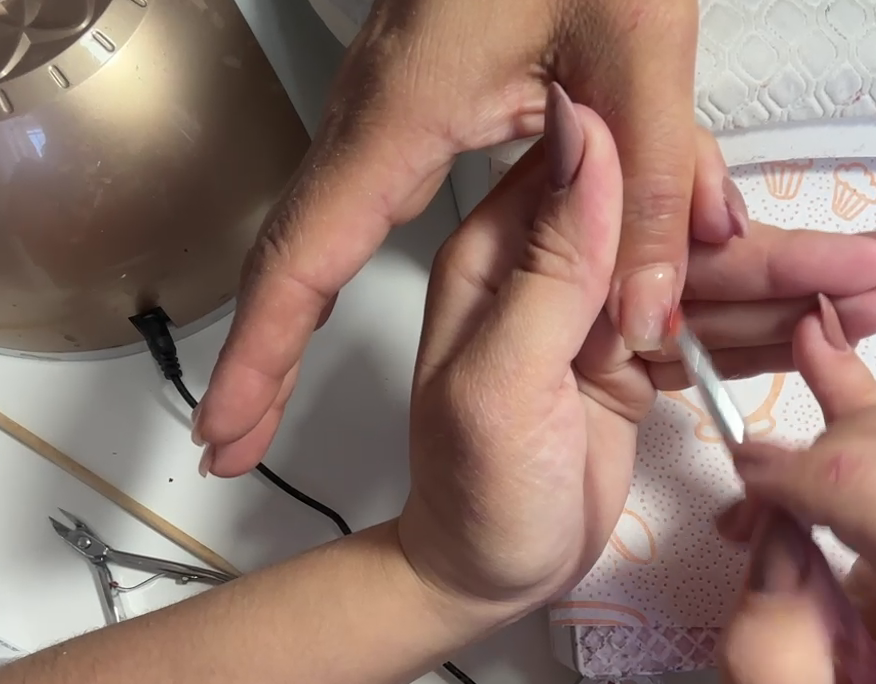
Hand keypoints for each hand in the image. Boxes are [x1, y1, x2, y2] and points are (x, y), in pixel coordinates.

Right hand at [196, 0, 721, 476]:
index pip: (305, 262)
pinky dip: (331, 277)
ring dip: (286, 325)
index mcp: (402, 114)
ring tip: (261, 400)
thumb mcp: (640, 51)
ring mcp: (382, 114)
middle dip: (257, 360)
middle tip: (228, 440)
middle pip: (287, 260)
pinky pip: (359, 209)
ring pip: (318, 236)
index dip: (261, 359)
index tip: (225, 431)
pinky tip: (315, 315)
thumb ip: (650, 194)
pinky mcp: (411, 109)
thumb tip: (650, 318)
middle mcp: (369, 119)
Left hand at [397, 89, 875, 615]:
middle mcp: (557, 273)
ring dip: (794, 291)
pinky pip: (709, 339)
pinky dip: (768, 336)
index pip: (606, 179)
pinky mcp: (634, 366)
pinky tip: (835, 325)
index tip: (748, 226)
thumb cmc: (478, 495)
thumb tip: (589, 132)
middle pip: (676, 239)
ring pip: (707, 290)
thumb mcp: (502, 385)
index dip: (684, 191)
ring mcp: (600, 321)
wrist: (486, 573)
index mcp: (503, 258)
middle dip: (775, 252)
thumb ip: (551, 271)